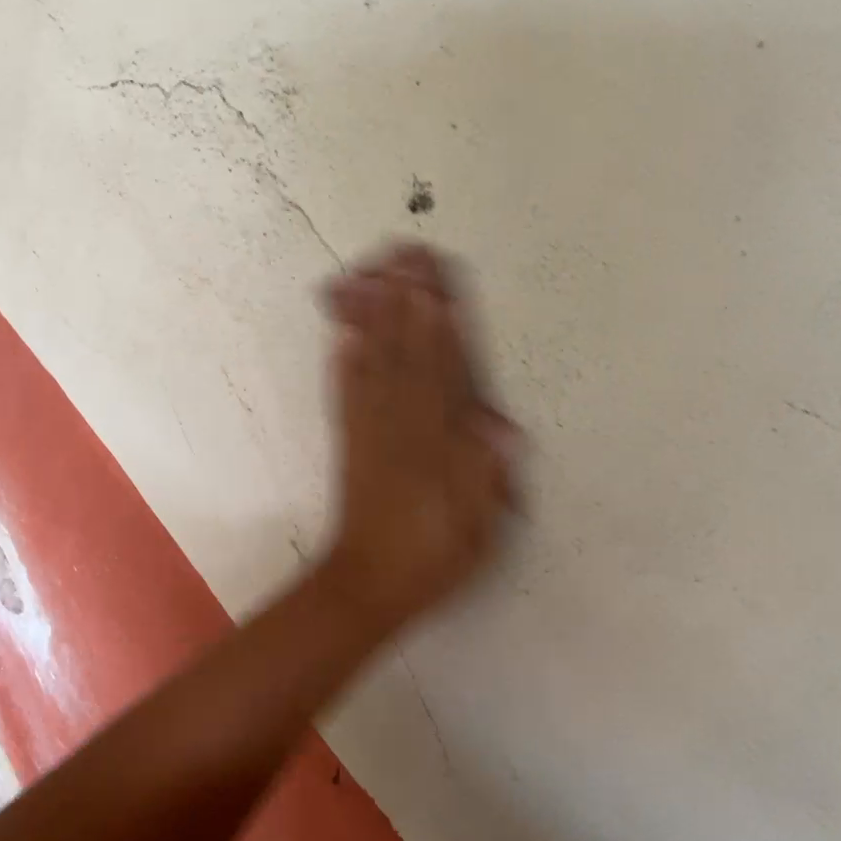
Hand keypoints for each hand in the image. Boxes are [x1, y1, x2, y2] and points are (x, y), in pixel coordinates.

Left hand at [318, 242, 521, 632]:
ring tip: (373, 273)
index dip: (438, 329)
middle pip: (404, 355)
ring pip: (372, 363)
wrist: (366, 586)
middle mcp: (398, 428)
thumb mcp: (473, 527)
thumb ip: (482, 473)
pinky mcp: (350, 440)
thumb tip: (498, 424)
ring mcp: (369, 431)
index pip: (440, 377)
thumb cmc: (430, 558)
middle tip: (402, 254)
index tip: (436, 286)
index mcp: (432, 447)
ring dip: (374, 316)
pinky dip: (344, 358)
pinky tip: (341, 330)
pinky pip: (345, 392)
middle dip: (405, 302)